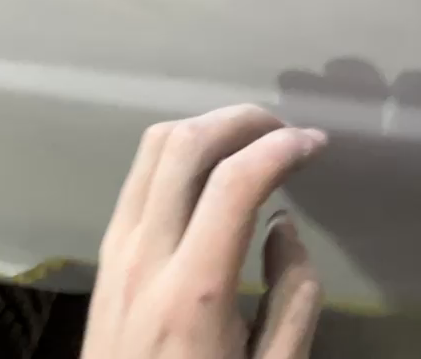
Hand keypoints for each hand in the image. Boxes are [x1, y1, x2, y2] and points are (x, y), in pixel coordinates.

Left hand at [82, 105, 328, 358]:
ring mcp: (116, 250)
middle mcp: (145, 256)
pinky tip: (210, 168)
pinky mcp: (105, 254)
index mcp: (192, 293)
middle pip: (186, 143)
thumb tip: (282, 224)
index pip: (235, 182)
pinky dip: (179, 150)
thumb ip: (294, 300)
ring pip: (155, 147)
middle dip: (242, 119)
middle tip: (284, 131)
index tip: (316, 143)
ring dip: (207, 126)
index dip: (282, 148)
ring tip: (251, 140)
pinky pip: (140, 174)